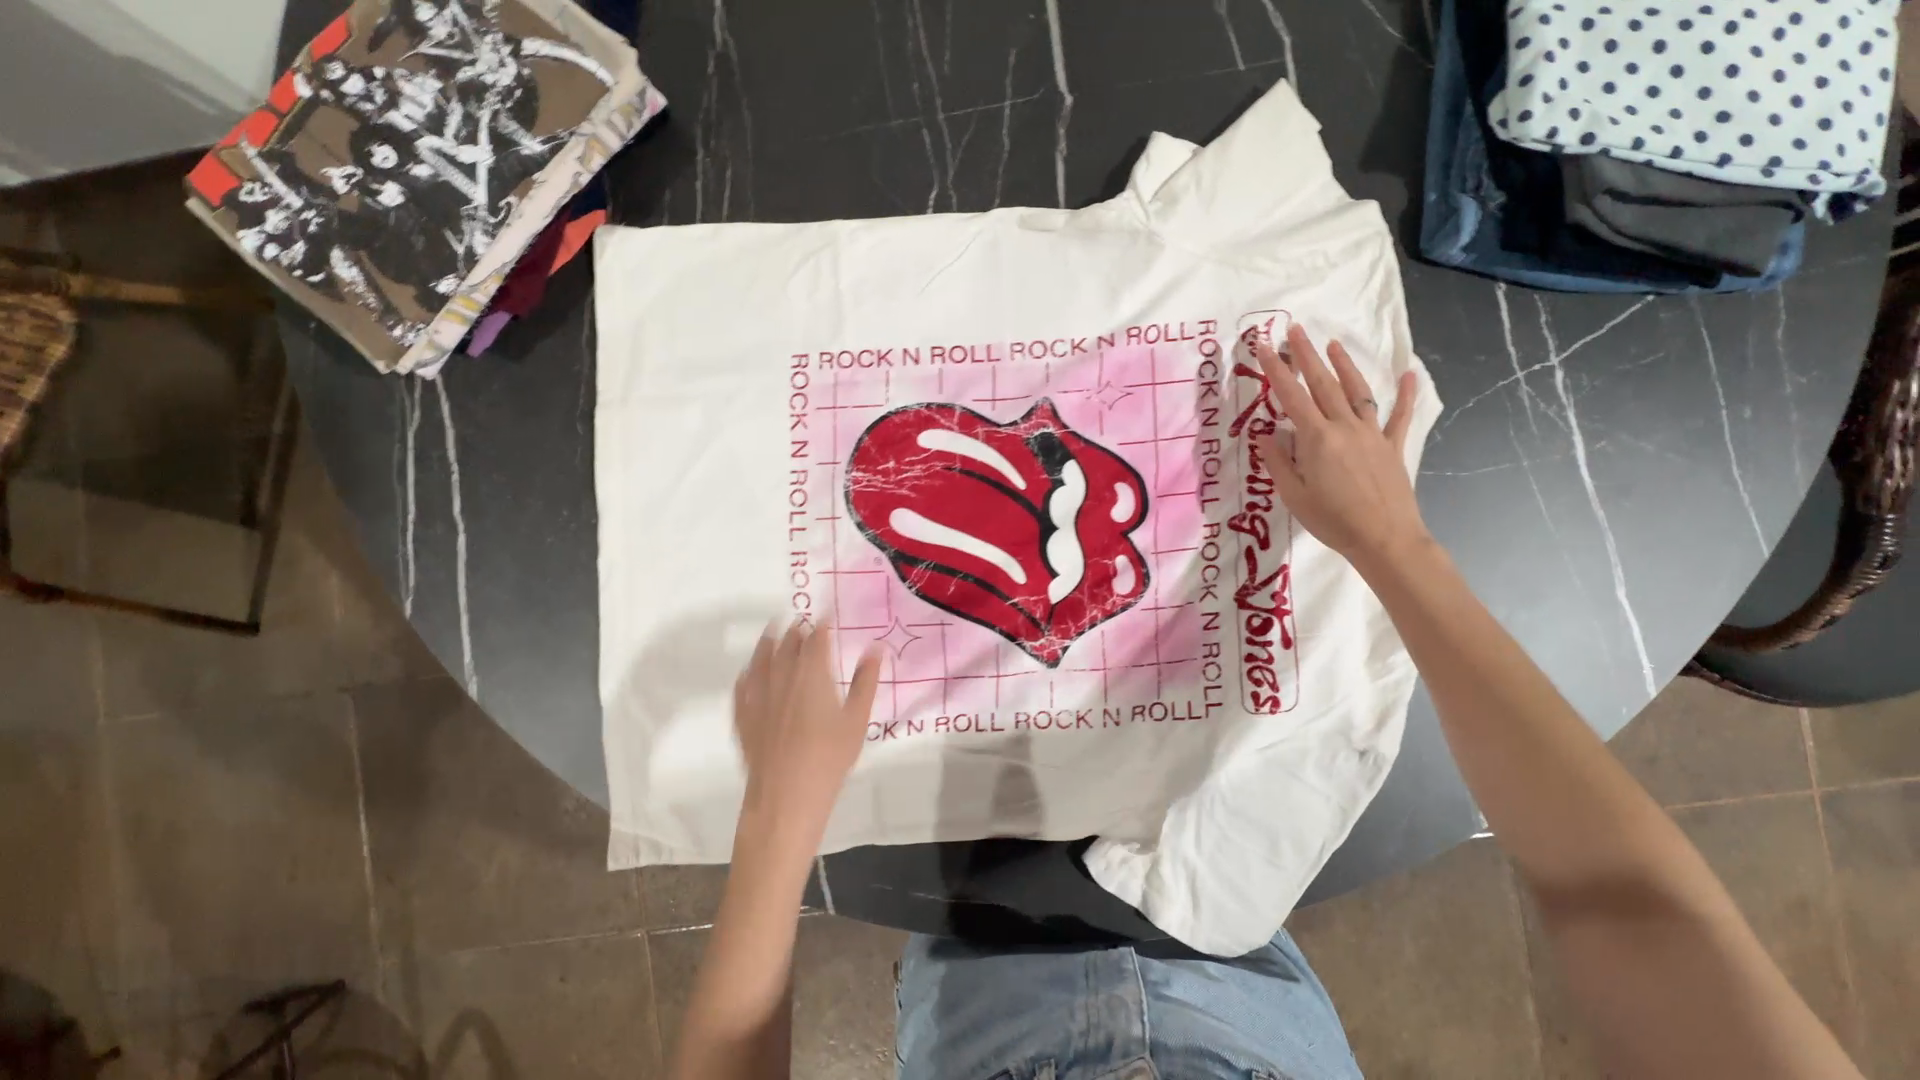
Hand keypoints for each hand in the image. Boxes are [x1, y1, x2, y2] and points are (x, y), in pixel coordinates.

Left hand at [732, 619, 881, 842]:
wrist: (786, 794)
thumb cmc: (829, 757)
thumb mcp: (857, 720)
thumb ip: (866, 681)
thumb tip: (875, 648)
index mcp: (812, 673)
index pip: (816, 638)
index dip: (822, 624)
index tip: (827, 615)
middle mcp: (782, 676)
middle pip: (787, 643)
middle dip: (796, 630)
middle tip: (803, 623)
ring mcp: (758, 695)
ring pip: (761, 659)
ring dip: (768, 642)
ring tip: (772, 632)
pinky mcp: (742, 716)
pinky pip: (742, 686)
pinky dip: (747, 673)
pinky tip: (748, 673)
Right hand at [1252, 324, 1430, 574]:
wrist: (1384, 538)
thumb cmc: (1332, 521)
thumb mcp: (1293, 495)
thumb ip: (1278, 462)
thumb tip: (1265, 434)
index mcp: (1316, 439)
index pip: (1290, 396)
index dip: (1274, 370)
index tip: (1262, 347)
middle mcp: (1344, 427)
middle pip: (1322, 384)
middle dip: (1306, 355)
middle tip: (1294, 331)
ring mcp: (1371, 434)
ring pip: (1356, 391)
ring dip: (1343, 365)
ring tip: (1332, 344)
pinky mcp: (1392, 446)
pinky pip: (1400, 415)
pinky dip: (1406, 394)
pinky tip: (1409, 374)